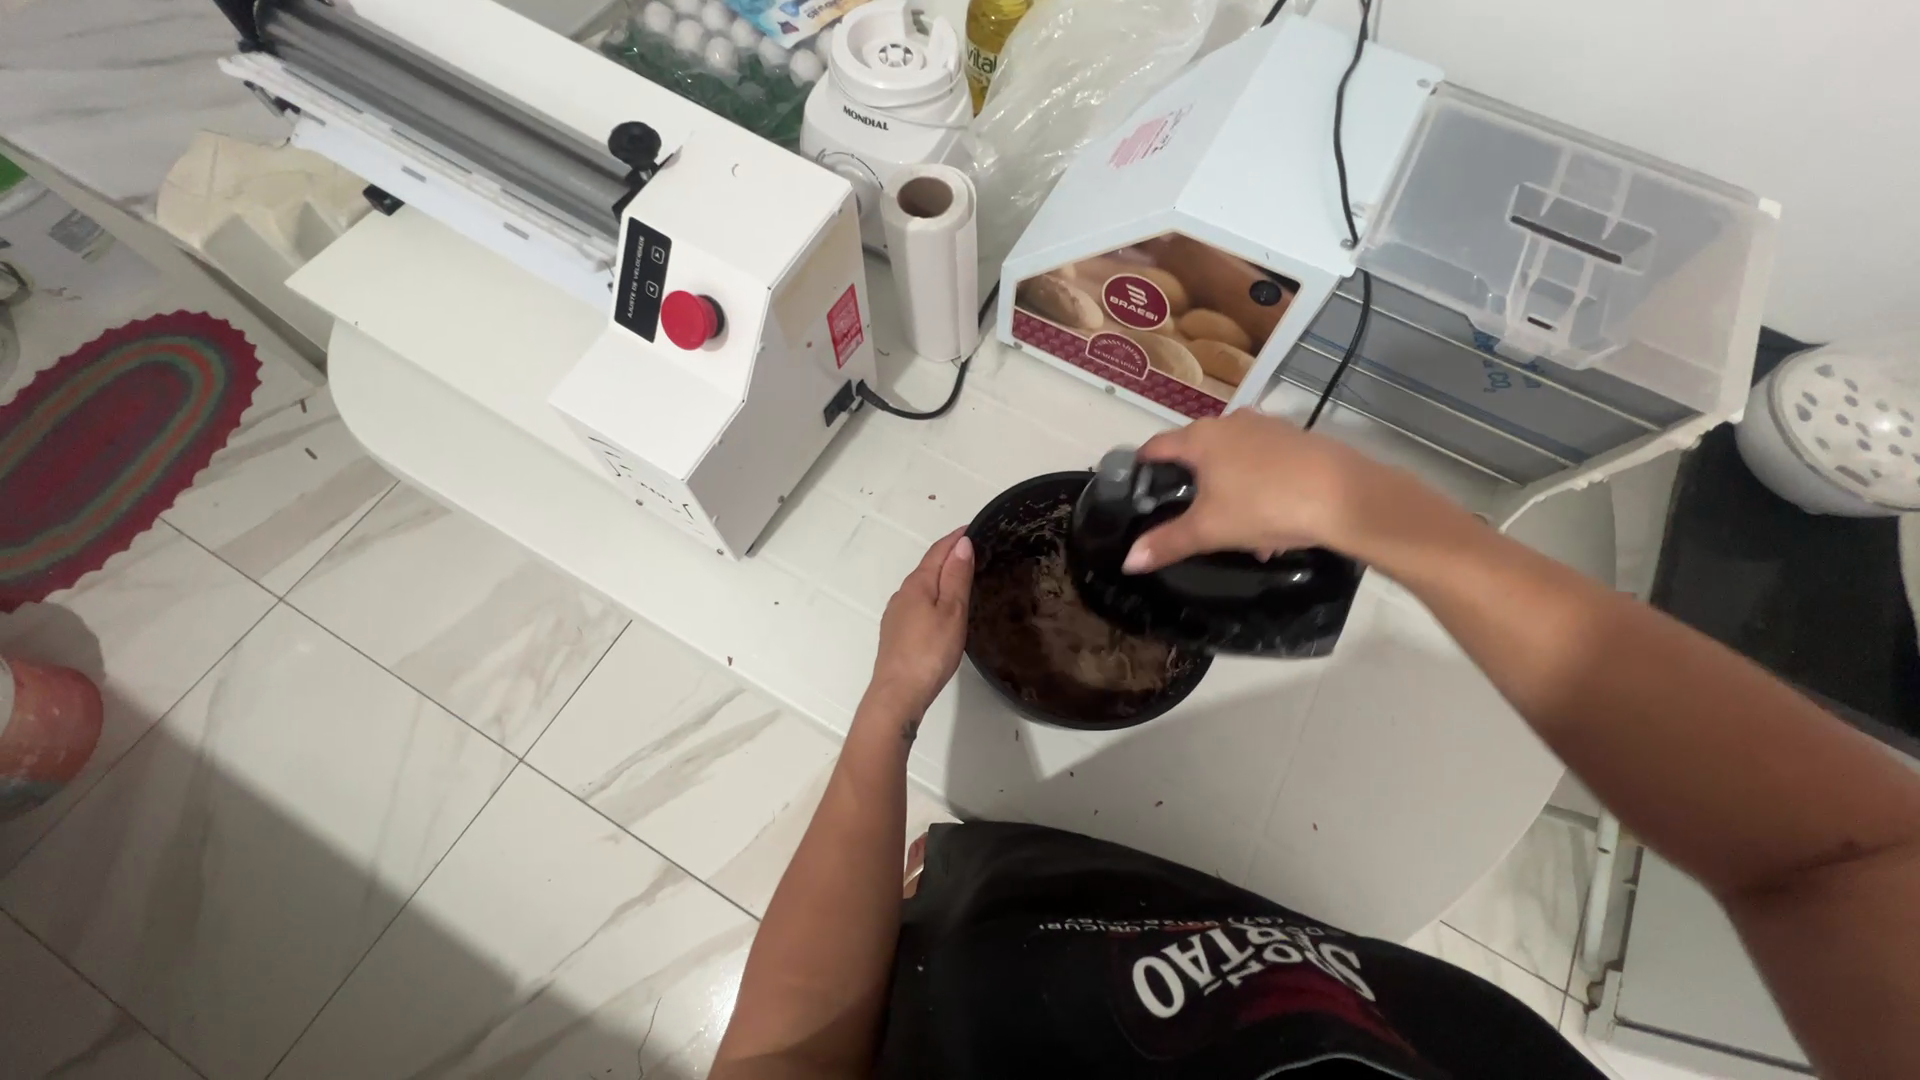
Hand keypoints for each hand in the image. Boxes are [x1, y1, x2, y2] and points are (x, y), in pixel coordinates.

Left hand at [868, 528, 973, 722]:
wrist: (898, 693)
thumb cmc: (930, 651)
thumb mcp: (951, 611)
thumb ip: (956, 577)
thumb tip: (961, 544)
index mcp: (918, 584)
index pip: (938, 551)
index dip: (956, 538)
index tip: (973, 528)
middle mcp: (903, 593)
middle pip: (928, 566)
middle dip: (949, 554)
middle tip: (973, 549)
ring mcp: (896, 614)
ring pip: (921, 586)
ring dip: (940, 576)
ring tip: (962, 575)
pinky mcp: (896, 632)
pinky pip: (917, 602)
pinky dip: (932, 595)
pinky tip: (941, 607)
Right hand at [1123, 409, 1442, 572]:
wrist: (1347, 497)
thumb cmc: (1265, 505)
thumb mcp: (1209, 530)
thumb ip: (1166, 542)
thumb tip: (1128, 561)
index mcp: (1200, 438)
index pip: (1156, 446)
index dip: (1141, 468)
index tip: (1135, 490)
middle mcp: (1230, 423)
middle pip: (1196, 453)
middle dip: (1191, 486)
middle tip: (1187, 519)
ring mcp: (1267, 428)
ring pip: (1232, 462)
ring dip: (1227, 493)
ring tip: (1235, 532)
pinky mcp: (1298, 440)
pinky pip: (1263, 465)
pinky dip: (1257, 490)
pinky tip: (1271, 527)